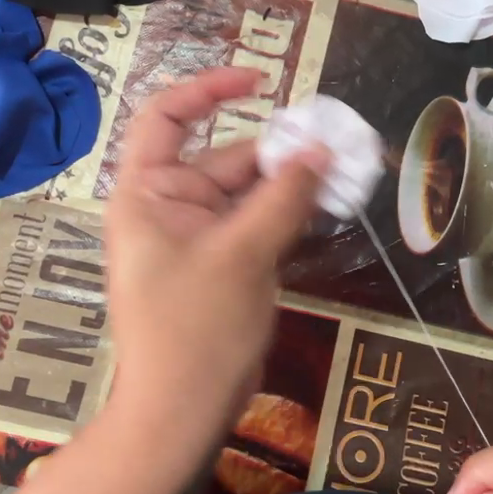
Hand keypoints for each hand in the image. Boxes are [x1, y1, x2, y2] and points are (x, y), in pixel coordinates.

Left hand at [104, 68, 326, 436]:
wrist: (184, 411)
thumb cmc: (196, 329)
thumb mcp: (242, 256)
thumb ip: (283, 198)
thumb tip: (321, 150)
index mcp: (147, 193)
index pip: (166, 117)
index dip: (208, 89)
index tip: (260, 82)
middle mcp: (169, 207)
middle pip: (225, 157)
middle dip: (279, 152)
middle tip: (339, 147)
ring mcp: (197, 236)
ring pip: (249, 192)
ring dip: (291, 184)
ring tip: (344, 174)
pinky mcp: (222, 262)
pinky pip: (257, 223)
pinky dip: (288, 214)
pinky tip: (327, 206)